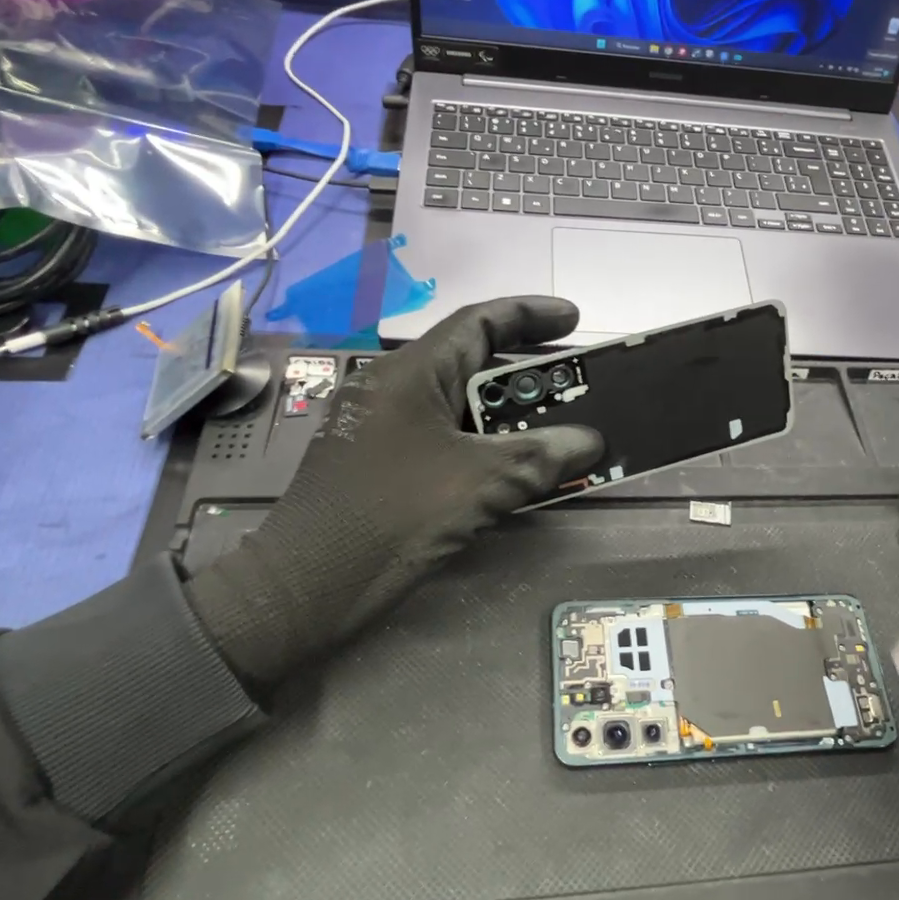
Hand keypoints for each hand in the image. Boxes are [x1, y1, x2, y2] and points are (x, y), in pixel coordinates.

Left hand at [183, 297, 602, 694]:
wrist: (307, 584)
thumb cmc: (392, 516)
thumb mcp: (477, 484)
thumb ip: (539, 457)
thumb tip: (591, 442)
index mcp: (410, 374)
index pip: (477, 323)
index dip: (529, 314)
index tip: (574, 318)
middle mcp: (394, 390)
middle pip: (470, 362)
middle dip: (525, 370)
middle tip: (574, 382)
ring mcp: (384, 429)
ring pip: (458, 406)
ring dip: (507, 415)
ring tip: (555, 425)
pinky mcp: (382, 465)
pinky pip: (445, 440)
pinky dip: (484, 446)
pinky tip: (514, 468)